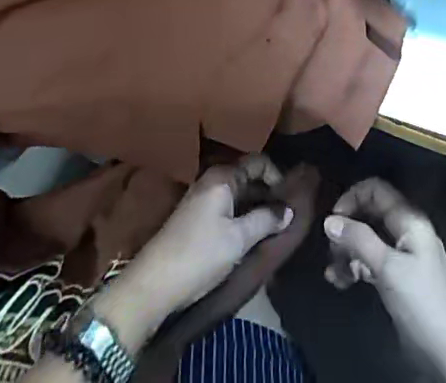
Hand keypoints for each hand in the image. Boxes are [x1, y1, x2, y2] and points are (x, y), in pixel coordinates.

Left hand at [94, 156, 293, 351]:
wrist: (154, 284)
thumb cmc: (200, 254)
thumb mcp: (238, 239)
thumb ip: (266, 220)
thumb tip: (289, 210)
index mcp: (222, 177)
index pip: (258, 161)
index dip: (278, 176)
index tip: (291, 199)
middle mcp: (211, 180)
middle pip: (248, 176)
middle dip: (269, 192)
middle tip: (289, 214)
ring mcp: (202, 199)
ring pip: (239, 194)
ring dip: (257, 206)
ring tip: (276, 225)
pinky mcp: (197, 218)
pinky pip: (228, 207)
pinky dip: (243, 215)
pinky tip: (254, 233)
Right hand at [324, 179, 445, 382]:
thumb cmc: (422, 302)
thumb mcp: (388, 268)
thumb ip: (359, 239)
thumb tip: (329, 219)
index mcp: (410, 220)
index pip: (376, 190)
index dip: (352, 198)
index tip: (333, 221)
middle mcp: (406, 231)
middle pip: (369, 215)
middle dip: (347, 229)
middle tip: (330, 252)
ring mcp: (402, 255)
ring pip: (367, 240)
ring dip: (347, 252)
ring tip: (334, 274)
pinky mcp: (397, 278)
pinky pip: (370, 262)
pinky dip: (355, 267)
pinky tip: (342, 282)